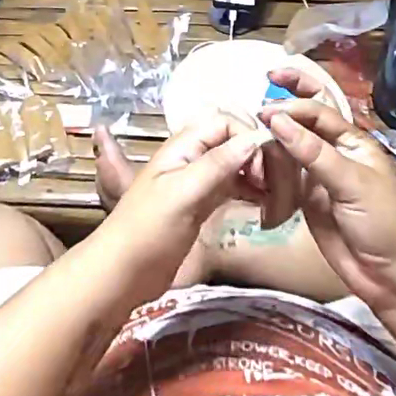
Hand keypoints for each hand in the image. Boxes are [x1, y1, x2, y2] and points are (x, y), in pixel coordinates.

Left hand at [95, 115, 265, 297]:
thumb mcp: (184, 194)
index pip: (226, 121)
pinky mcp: (204, 202)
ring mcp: (199, 179)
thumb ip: (218, 164)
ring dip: (258, 172)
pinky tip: (264, 205)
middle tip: (272, 184)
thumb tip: (256, 138)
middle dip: (258, 153)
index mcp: (184, 144)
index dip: (249, 137)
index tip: (263, 168)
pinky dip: (252, 189)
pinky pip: (234, 184)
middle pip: (234, 138)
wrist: (122, 275)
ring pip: (237, 161)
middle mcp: (193, 155)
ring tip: (273, 196)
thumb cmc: (148, 231)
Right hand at [259, 68, 395, 309]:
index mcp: (353, 139)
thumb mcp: (352, 183)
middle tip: (267, 76)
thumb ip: (313, 151)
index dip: (294, 103)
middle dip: (290, 94)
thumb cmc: (386, 223)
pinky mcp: (308, 198)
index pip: (319, 110)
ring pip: (291, 144)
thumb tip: (276, 118)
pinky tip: (254, 161)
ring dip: (274, 134)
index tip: (266, 110)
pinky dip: (269, 166)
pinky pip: (284, 174)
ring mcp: (319, 174)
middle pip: (308, 115)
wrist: (395, 279)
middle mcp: (334, 150)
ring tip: (251, 132)